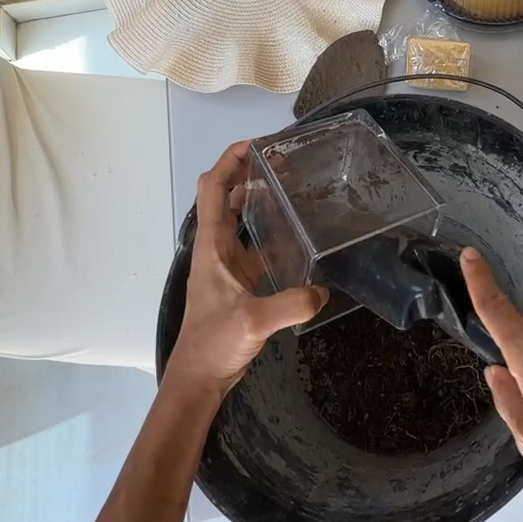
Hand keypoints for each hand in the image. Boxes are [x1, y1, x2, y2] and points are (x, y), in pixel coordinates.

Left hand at [166, 141, 326, 399]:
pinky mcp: (239, 282)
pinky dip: (270, 230)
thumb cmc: (215, 343)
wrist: (199, 377)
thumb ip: (291, 304)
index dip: (230, 160)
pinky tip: (296, 234)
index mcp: (212, 246)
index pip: (214, 189)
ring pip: (239, 219)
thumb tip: (323, 291)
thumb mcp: (254, 321)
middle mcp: (217, 248)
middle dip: (247, 172)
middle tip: (282, 160)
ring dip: (257, 198)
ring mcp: (226, 265)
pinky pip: (254, 245)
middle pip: (225, 196)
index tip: (257, 144)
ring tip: (290, 185)